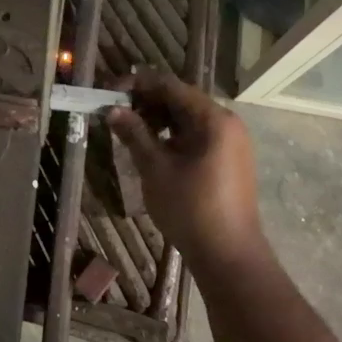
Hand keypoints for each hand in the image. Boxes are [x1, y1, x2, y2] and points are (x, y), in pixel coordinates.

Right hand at [107, 71, 264, 268]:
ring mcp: (231, 141)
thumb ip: (134, 133)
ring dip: (158, 118)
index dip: (137, 85)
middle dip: (146, 102)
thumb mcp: (156, 168)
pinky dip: (173, 135)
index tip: (109, 93)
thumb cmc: (191, 208)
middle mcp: (227, 122)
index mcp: (213, 118)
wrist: (230, 256)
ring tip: (131, 132)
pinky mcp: (229, 158)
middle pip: (180, 98)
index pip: (169, 85)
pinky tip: (153, 148)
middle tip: (116, 114)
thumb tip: (112, 110)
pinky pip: (197, 134)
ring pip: (188, 117)